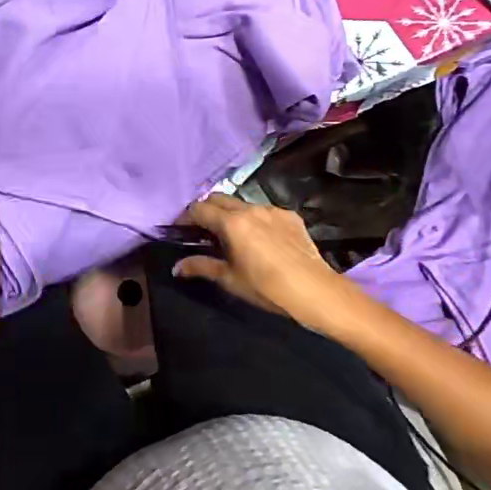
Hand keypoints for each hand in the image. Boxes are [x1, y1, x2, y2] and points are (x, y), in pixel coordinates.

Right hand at [172, 194, 355, 324]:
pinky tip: (261, 241)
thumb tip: (176, 267)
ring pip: (242, 205)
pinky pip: (265, 212)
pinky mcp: (291, 216)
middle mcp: (250, 209)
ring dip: (231, 215)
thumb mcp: (229, 279)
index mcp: (231, 223)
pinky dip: (255, 221)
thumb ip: (201, 266)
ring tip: (233, 237)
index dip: (186, 218)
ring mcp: (273, 210)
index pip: (199, 209)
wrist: (314, 291)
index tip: (183, 232)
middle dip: (207, 211)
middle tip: (204, 232)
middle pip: (218, 199)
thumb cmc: (266, 287)